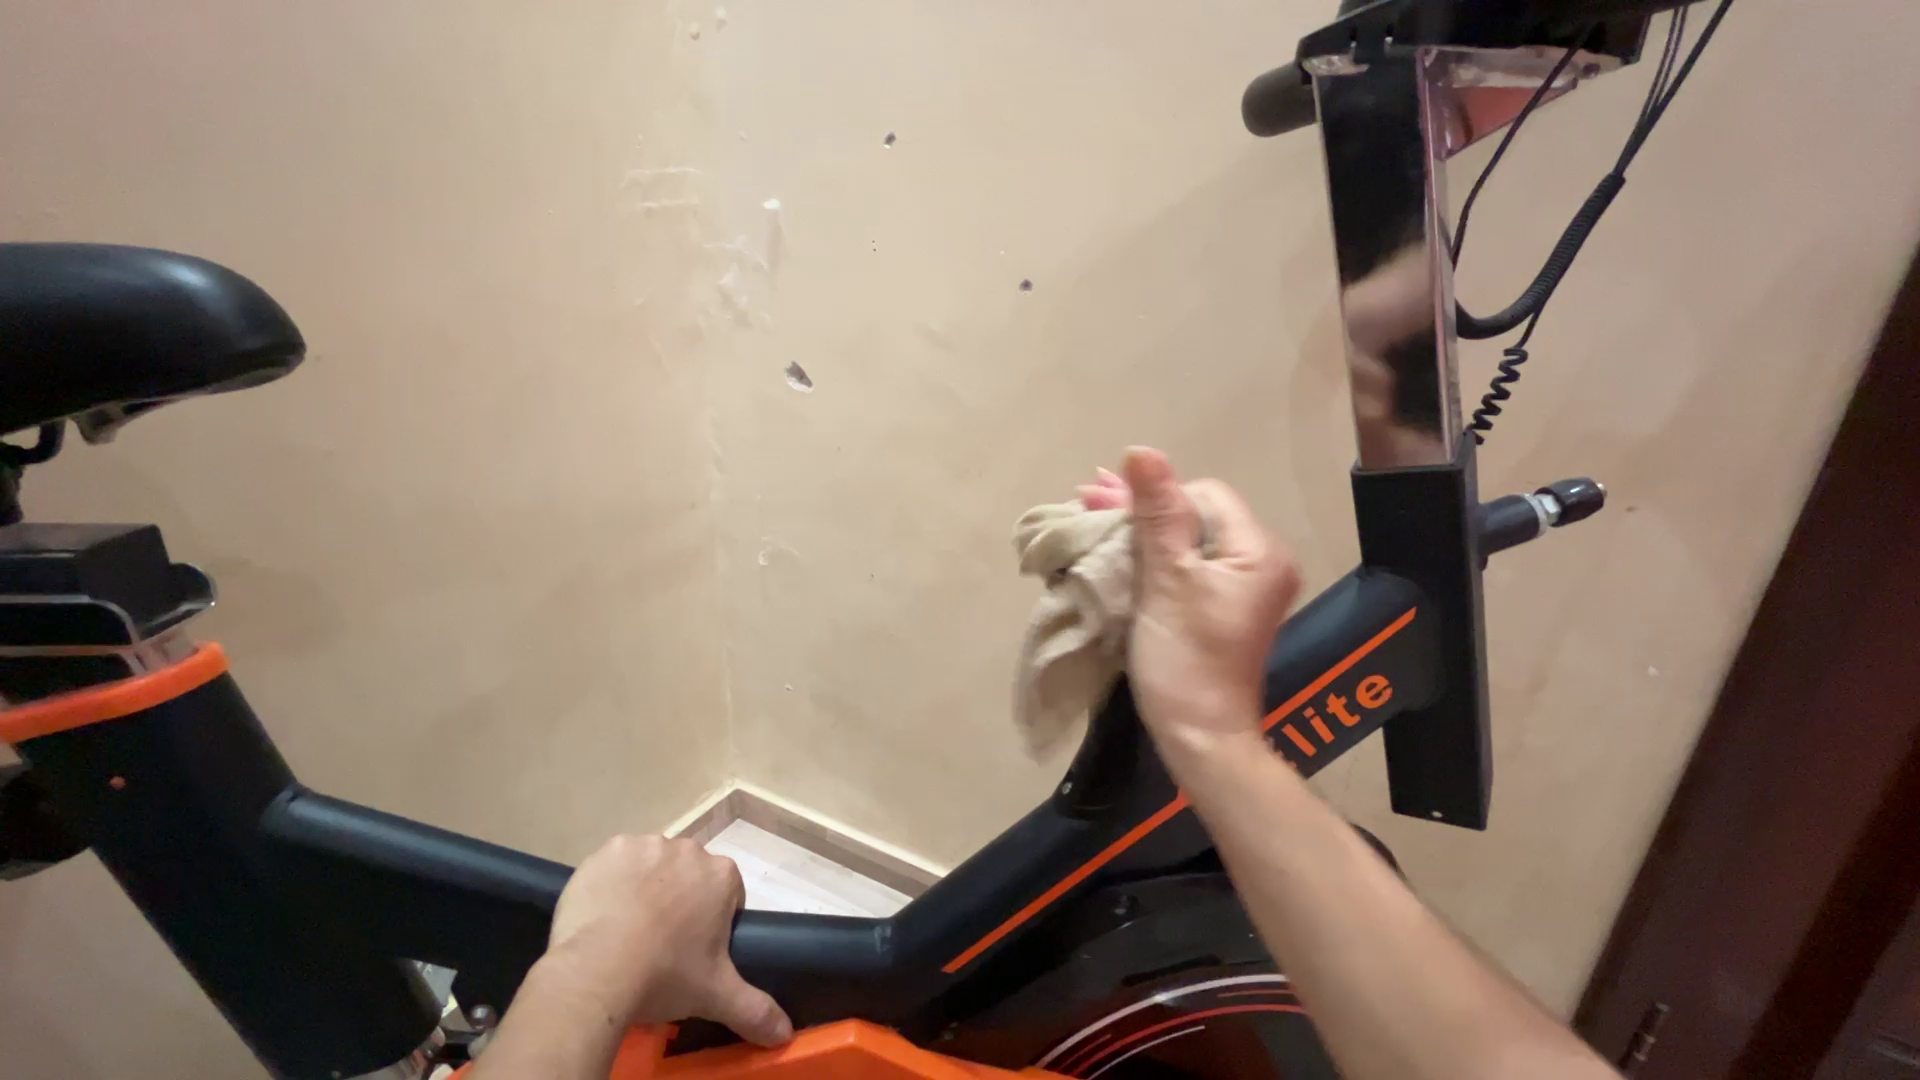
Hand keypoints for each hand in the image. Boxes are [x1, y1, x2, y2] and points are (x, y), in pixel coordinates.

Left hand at [538, 834, 791, 1046]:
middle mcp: (690, 850)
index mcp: (722, 876)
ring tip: (626, 930)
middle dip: (678, 901)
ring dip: (645, 888)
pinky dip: (612, 880)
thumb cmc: (665, 976)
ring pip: (653, 866)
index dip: (708, 922)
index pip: (725, 894)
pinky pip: (617, 861)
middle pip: (688, 876)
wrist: (596, 971)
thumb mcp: (716, 997)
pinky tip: (603, 910)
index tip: (689, 949)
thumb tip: (786, 1034)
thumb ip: (756, 1010)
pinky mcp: (610, 849)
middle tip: (658, 943)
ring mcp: (648, 846)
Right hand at [1086, 448, 1301, 758]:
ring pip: (1187, 541)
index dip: (1154, 498)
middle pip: (1196, 515)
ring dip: (1142, 532)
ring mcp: (1242, 588)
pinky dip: (1153, 559)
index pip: (1203, 495)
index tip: (1104, 506)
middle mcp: (1259, 562)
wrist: (1199, 736)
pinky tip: (1120, 551)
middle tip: (1087, 502)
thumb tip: (1142, 450)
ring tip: (1096, 521)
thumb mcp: (1167, 580)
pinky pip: (1187, 567)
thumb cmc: (1184, 657)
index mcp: (1258, 551)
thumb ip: (1157, 513)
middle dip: (1142, 510)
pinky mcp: (1222, 608)